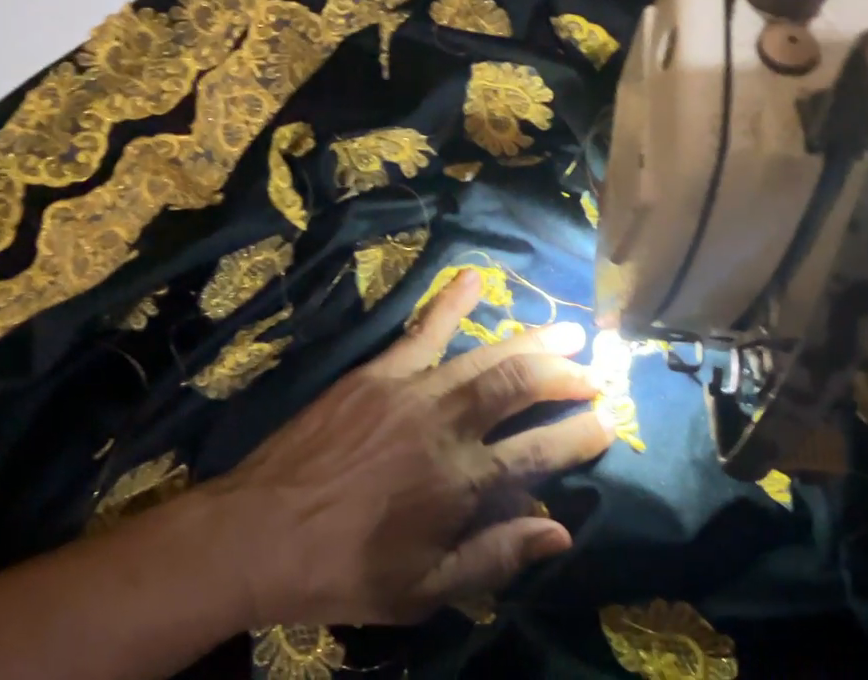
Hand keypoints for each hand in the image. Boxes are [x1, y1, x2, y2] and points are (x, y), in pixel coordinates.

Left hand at [200, 270, 611, 626]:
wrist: (257, 532)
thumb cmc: (342, 570)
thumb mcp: (422, 590)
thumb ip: (493, 558)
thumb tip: (560, 530)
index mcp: (459, 483)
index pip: (539, 451)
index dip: (580, 436)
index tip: (610, 421)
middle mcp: (443, 425)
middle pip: (518, 386)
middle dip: (564, 376)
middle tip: (595, 370)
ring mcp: (408, 390)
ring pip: (483, 354)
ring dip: (529, 340)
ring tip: (566, 330)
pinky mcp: (375, 372)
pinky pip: (421, 330)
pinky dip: (450, 302)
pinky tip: (473, 277)